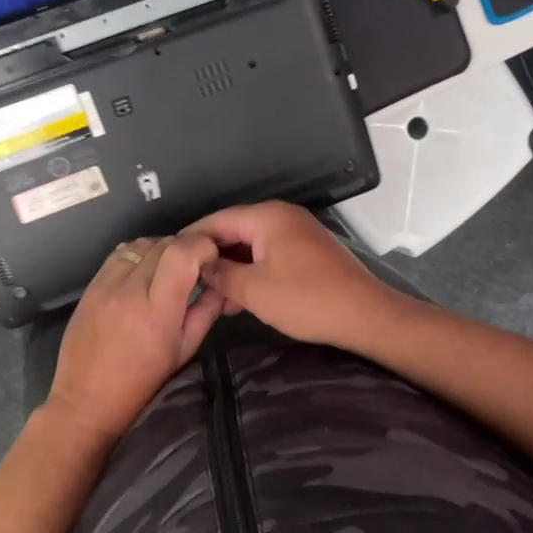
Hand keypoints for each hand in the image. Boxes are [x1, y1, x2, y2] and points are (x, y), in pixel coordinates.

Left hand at [45, 235, 222, 438]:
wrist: (86, 400)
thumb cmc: (141, 382)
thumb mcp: (184, 350)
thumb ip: (206, 311)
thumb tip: (221, 283)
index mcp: (157, 310)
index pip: (182, 253)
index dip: (202, 246)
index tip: (211, 259)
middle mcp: (129, 290)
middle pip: (164, 243)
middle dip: (185, 248)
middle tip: (194, 266)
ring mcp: (105, 285)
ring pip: (141, 243)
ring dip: (160, 249)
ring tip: (167, 269)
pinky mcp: (90, 286)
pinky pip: (119, 254)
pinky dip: (137, 255)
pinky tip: (143, 273)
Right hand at [184, 202, 408, 348]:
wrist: (364, 315)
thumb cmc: (306, 299)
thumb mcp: (254, 290)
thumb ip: (221, 275)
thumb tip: (200, 267)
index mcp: (267, 217)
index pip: (217, 219)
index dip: (191, 238)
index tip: (169, 256)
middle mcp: (282, 217)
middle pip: (235, 230)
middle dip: (212, 256)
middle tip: (186, 279)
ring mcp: (297, 233)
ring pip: (252, 245)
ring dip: (232, 268)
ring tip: (211, 296)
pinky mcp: (307, 251)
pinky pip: (269, 254)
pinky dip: (252, 271)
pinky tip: (239, 297)